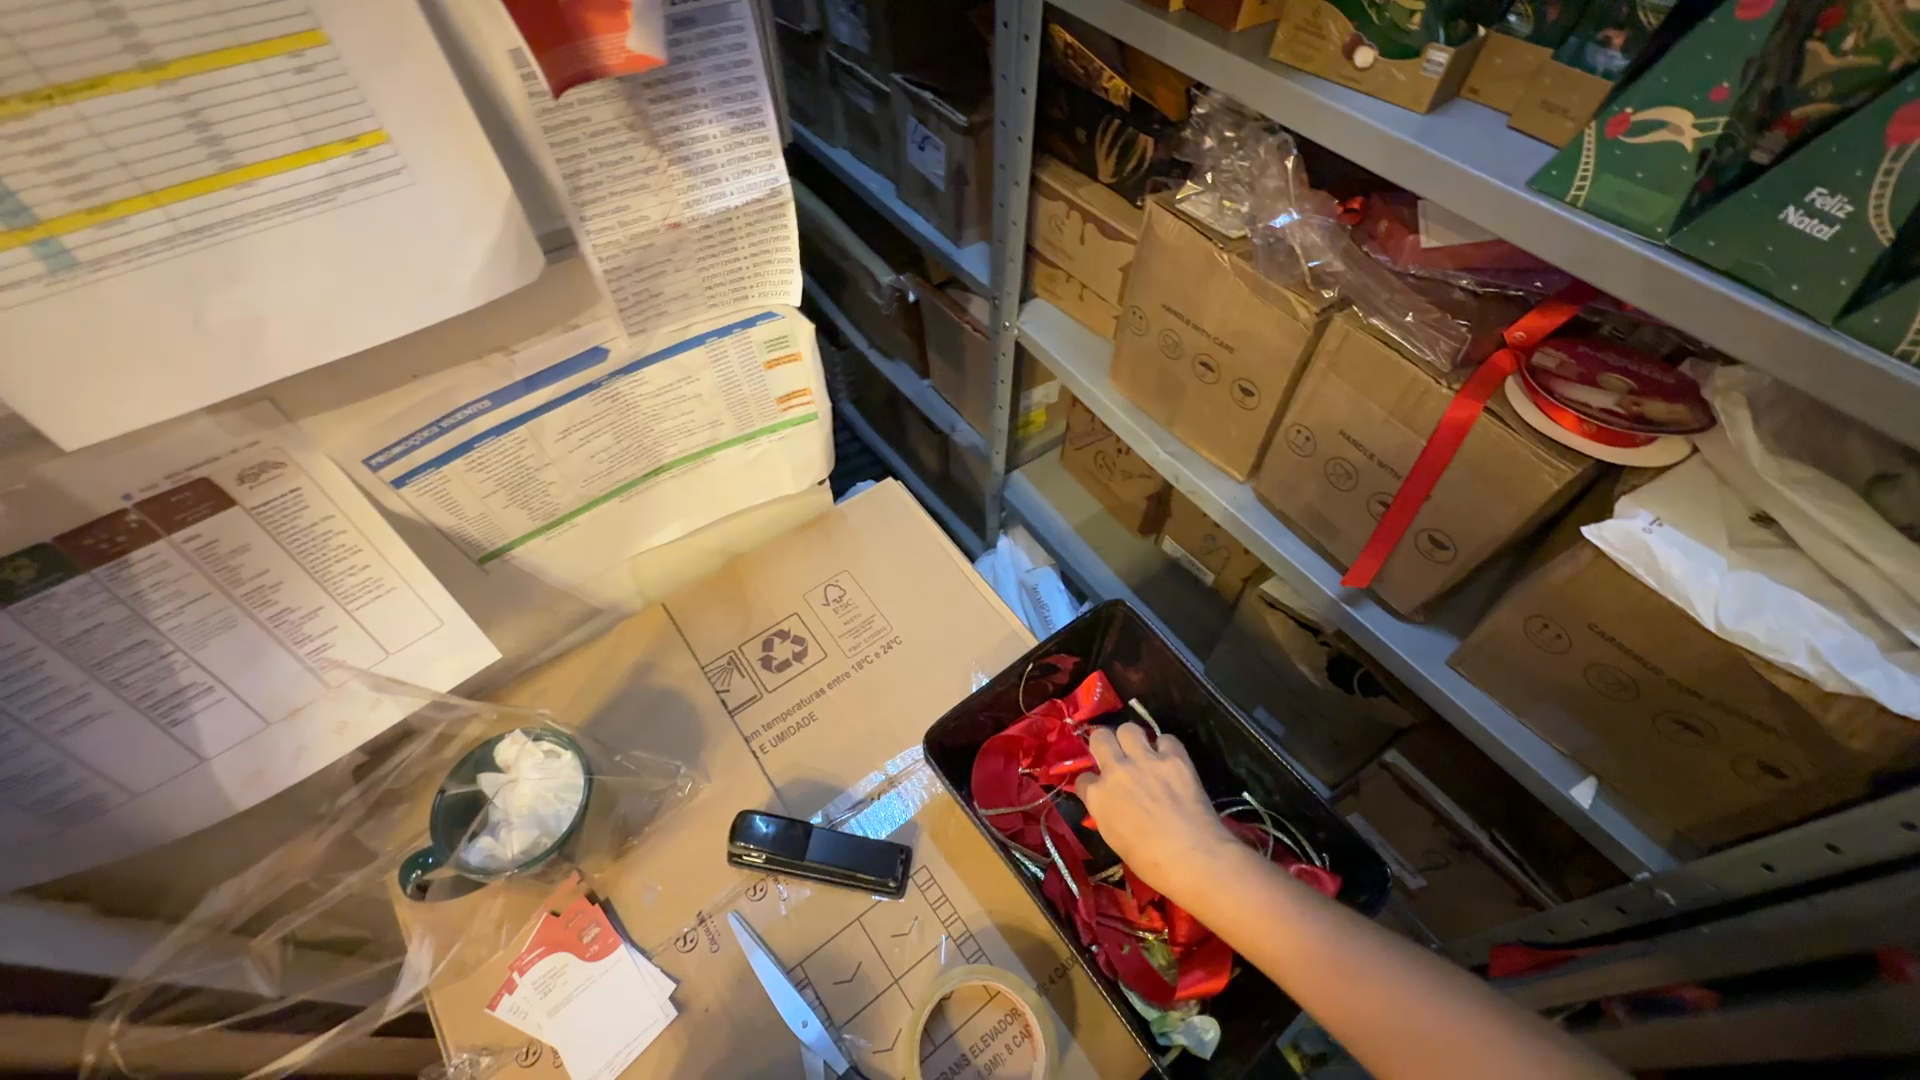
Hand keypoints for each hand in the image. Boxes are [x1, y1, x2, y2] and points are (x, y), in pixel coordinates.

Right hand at [1074, 723, 1241, 896]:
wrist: (1194, 858)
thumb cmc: (1151, 862)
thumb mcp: (1114, 838)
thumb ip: (1106, 812)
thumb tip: (1109, 802)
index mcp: (1097, 797)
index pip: (1083, 778)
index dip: (1091, 782)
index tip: (1099, 787)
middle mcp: (1117, 771)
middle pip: (1100, 737)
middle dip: (1104, 744)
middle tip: (1115, 755)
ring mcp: (1146, 760)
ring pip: (1129, 728)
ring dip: (1132, 739)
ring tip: (1141, 752)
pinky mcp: (1174, 757)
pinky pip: (1165, 738)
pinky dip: (1165, 747)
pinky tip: (1169, 760)